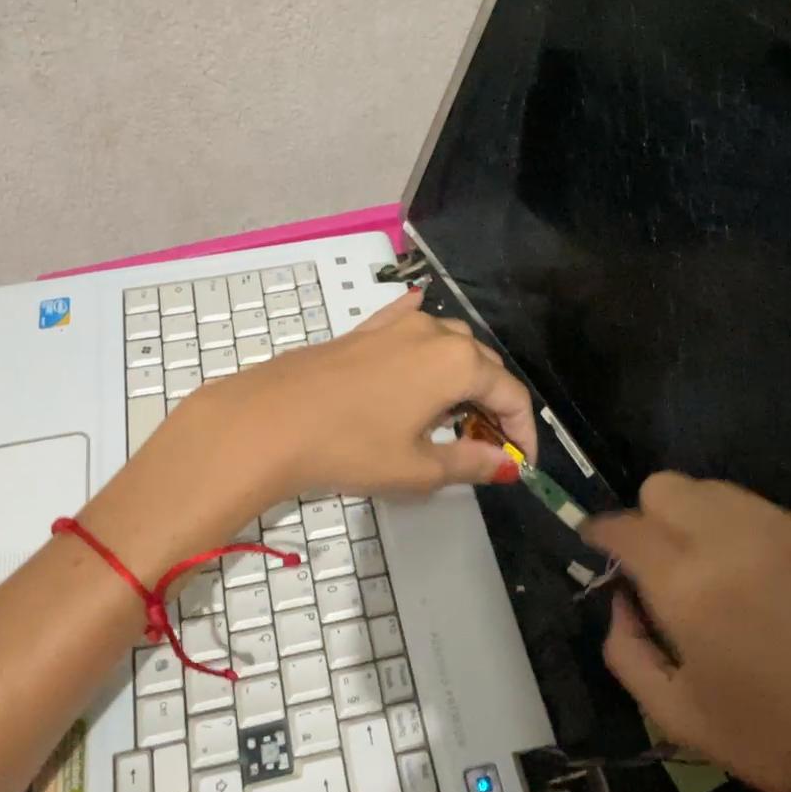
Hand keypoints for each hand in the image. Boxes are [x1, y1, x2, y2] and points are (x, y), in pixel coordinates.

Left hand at [80, 287, 533, 575]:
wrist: (267, 421)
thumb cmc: (349, 448)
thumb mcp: (416, 467)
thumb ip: (468, 463)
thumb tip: (504, 465)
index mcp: (456, 363)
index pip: (510, 394)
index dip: (523, 432)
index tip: (521, 464)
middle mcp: (433, 333)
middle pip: (482, 365)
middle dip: (493, 405)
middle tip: (486, 446)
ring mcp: (394, 326)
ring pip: (448, 344)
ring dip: (461, 376)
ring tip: (452, 415)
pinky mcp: (362, 330)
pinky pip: (407, 324)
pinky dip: (424, 336)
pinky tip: (421, 328)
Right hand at [587, 473, 790, 791]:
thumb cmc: (776, 740)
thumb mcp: (675, 716)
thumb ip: (626, 650)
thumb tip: (622, 603)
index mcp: (685, 583)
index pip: (624, 527)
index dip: (600, 534)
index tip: (596, 550)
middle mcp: (726, 538)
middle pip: (663, 487)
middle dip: (645, 517)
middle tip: (652, 565)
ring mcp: (776, 531)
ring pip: (707, 488)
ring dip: (687, 515)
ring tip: (699, 567)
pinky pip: (749, 505)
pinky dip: (728, 522)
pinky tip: (743, 571)